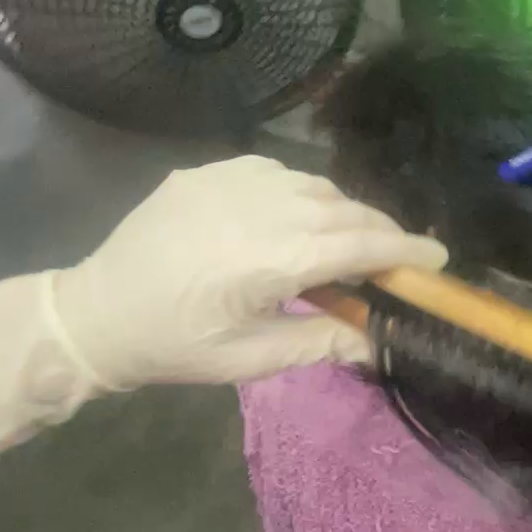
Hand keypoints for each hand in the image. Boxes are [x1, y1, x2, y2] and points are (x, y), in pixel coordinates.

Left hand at [53, 156, 445, 385]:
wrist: (92, 314)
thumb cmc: (177, 345)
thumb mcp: (251, 360)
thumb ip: (322, 342)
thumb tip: (378, 341)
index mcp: (268, 260)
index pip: (358, 246)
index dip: (405, 251)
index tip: (439, 259)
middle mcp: (256, 209)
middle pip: (345, 210)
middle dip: (384, 232)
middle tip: (403, 258)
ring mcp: (229, 182)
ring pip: (316, 186)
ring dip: (348, 212)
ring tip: (353, 241)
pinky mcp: (209, 172)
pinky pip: (279, 171)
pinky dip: (307, 193)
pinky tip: (303, 216)